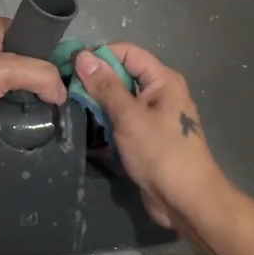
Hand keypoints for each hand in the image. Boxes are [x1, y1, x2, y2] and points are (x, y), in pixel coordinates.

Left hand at [0, 15, 67, 128]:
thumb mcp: (7, 70)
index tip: (61, 79)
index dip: (48, 55)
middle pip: (19, 55)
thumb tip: (62, 93)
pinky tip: (5, 111)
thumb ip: (40, 76)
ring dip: (15, 88)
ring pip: (3, 72)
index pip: (33, 35)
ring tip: (31, 107)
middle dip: (33, 74)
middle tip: (48, 97)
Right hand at [74, 44, 230, 229]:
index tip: (71, 67)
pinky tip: (86, 133)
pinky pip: (121, 123)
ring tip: (73, 113)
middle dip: (95, 83)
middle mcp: (159, 94)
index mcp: (163, 81)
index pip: (127, 53)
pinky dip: (105, 126)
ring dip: (98, 107)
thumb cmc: (161, 154)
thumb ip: (105, 86)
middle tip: (66, 93)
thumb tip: (82, 57)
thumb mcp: (129, 117)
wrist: (186, 201)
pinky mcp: (146, 138)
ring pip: (118, 102)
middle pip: (121, 76)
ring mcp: (153, 117)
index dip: (99, 56)